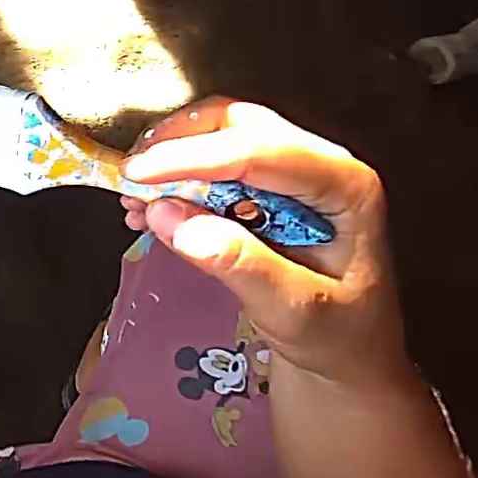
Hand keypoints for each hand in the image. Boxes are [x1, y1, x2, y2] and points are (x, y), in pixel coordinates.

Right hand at [120, 98, 407, 386]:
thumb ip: (241, 265)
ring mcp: (286, 169)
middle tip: (132, 175)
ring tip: (134, 194)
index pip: (259, 151)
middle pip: (236, 124)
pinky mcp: (259, 182)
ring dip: (169, 155)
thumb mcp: (297, 313)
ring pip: (217, 133)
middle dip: (177, 143)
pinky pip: (207, 160)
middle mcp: (315, 162)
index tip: (139, 175)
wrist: (345, 352)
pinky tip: (147, 208)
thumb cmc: (337, 337)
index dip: (192, 157)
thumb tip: (172, 217)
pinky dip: (171, 175)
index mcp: (343, 184)